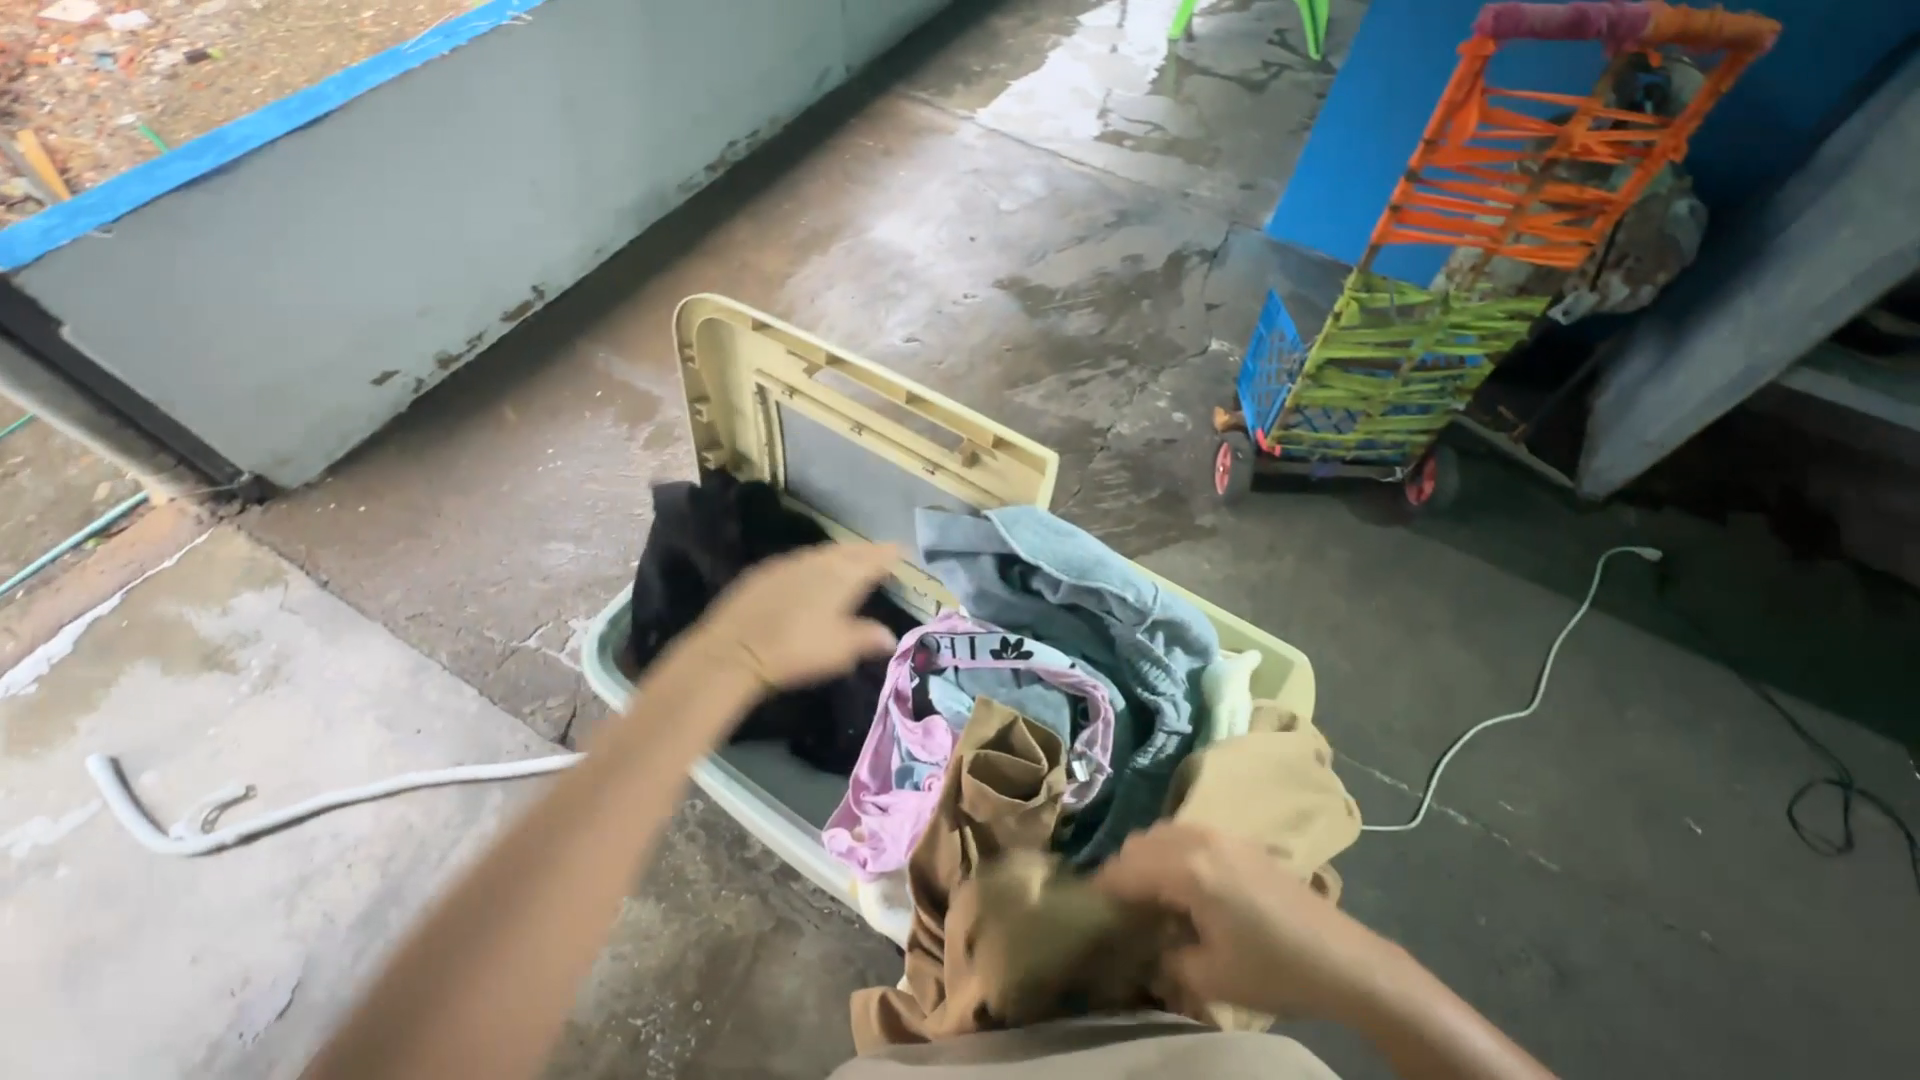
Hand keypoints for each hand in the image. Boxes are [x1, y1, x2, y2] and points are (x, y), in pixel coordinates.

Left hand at [686, 542, 902, 689]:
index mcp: (842, 577)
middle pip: (847, 551)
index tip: (900, 549)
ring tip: (848, 558)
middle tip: (878, 551)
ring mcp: (787, 564)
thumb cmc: (796, 650)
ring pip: (821, 553)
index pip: (872, 559)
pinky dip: (812, 562)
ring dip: (838, 554)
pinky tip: (809, 572)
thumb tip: (889, 636)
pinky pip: (798, 560)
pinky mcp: (763, 573)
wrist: (734, 651)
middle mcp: (817, 563)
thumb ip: (868, 638)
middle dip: (865, 550)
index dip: (887, 554)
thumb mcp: (840, 651)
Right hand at [1095, 822, 1412, 1022]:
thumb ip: (1164, 956)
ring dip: (1148, 858)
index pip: (1124, 869)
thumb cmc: (1272, 968)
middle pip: (1140, 843)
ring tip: (1149, 897)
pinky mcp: (1243, 842)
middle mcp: (1200, 840)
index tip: (1089, 912)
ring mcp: (1225, 836)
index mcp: (1187, 869)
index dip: (1102, 890)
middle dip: (1123, 871)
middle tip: (1119, 910)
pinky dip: (1173, 852)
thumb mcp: (1207, 976)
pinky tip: (1183, 885)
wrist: (1343, 961)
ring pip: (1164, 833)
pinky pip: (1189, 835)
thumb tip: (1149, 946)